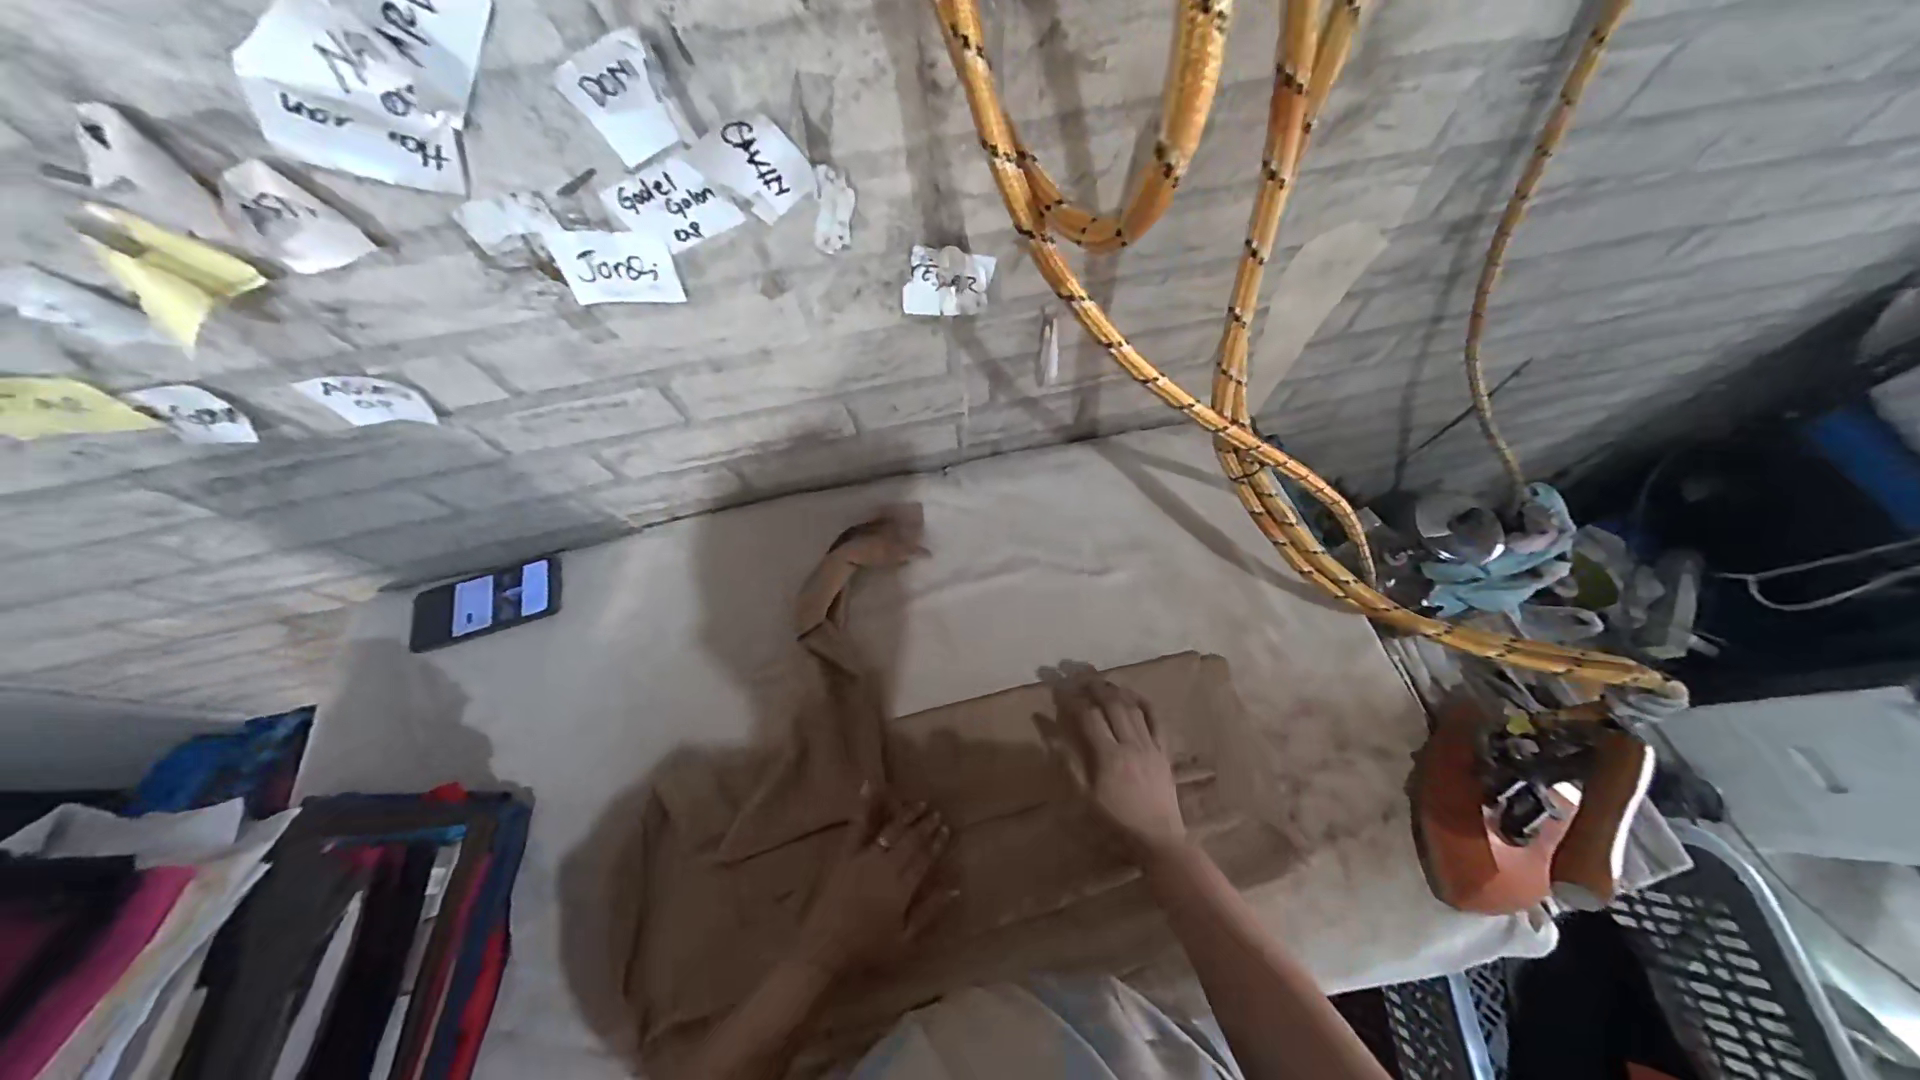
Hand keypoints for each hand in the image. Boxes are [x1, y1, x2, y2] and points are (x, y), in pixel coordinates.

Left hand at [792, 791, 954, 977]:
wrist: (826, 949)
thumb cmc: (868, 949)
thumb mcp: (905, 940)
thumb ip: (930, 911)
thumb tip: (954, 886)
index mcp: (903, 886)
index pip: (926, 857)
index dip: (938, 843)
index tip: (946, 829)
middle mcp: (887, 864)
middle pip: (911, 839)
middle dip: (926, 825)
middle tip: (936, 813)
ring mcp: (865, 856)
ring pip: (891, 829)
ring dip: (906, 814)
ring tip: (918, 803)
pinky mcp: (845, 854)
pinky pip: (857, 825)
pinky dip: (865, 804)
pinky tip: (870, 785)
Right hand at [1057, 679, 1187, 862]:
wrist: (1159, 843)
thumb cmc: (1115, 826)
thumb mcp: (1085, 800)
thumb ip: (1068, 765)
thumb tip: (1050, 737)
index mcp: (1109, 757)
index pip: (1088, 717)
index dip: (1072, 700)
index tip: (1058, 690)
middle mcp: (1131, 745)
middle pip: (1112, 705)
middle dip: (1093, 686)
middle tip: (1078, 675)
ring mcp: (1151, 747)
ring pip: (1134, 708)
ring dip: (1116, 690)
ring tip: (1101, 680)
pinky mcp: (1164, 753)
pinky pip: (1156, 720)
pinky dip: (1144, 703)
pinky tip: (1133, 694)